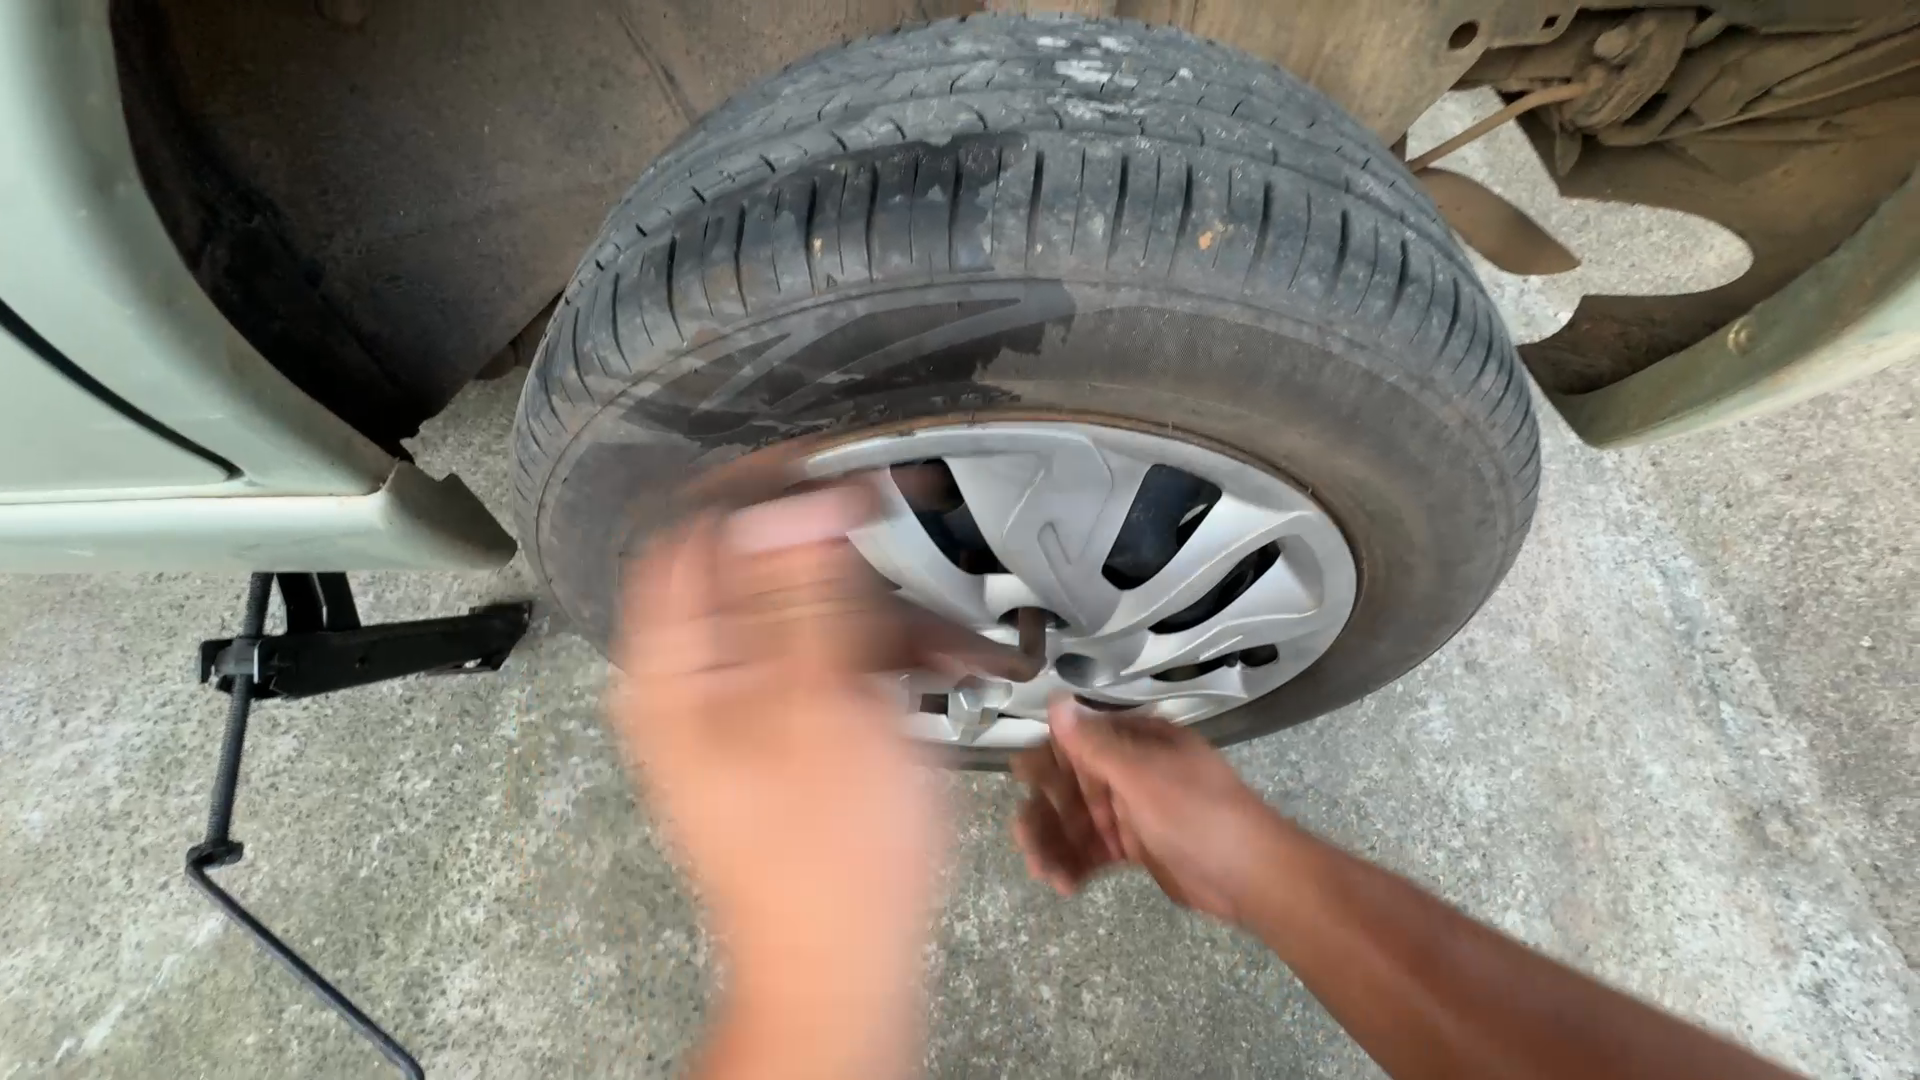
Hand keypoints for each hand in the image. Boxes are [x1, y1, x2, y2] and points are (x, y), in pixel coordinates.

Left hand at [610, 489, 944, 1031]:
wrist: (843, 967)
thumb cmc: (828, 866)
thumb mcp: (825, 706)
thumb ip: (811, 594)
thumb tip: (805, 501)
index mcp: (677, 671)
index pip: (699, 532)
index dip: (765, 488)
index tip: (832, 470)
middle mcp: (697, 680)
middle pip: (759, 572)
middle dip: (846, 560)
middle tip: (905, 551)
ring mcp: (741, 705)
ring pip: (808, 617)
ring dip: (882, 615)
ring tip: (949, 638)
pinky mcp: (784, 726)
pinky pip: (829, 660)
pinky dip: (883, 655)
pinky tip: (938, 665)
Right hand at [1013, 699, 1284, 923]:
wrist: (1252, 876)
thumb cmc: (1197, 812)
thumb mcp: (1142, 774)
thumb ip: (1094, 743)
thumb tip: (1056, 698)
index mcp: (1133, 741)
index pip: (1075, 741)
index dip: (1046, 760)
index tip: (1024, 782)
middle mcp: (1127, 770)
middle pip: (1068, 785)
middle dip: (1045, 811)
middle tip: (1025, 839)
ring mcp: (1129, 809)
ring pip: (1076, 821)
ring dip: (1054, 843)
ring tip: (1044, 872)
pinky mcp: (1134, 847)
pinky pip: (1093, 851)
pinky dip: (1074, 864)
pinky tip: (1063, 884)